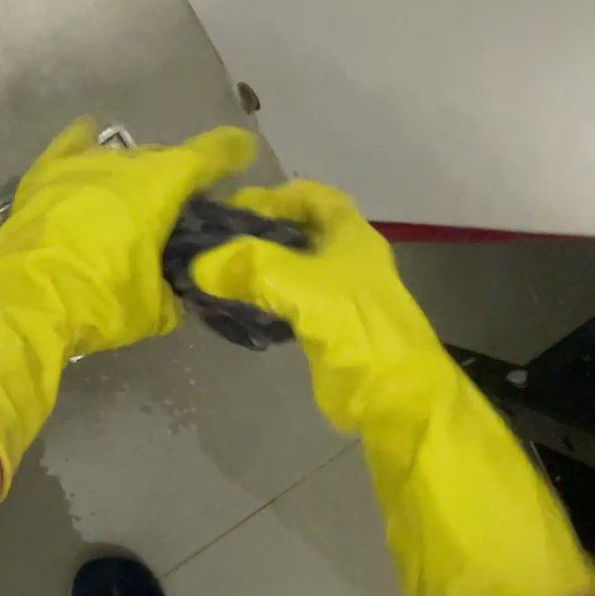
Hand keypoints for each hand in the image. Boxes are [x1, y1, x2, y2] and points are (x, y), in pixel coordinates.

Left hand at [0, 118, 257, 497]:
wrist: (24, 304)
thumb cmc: (98, 303)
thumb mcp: (151, 310)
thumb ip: (172, 295)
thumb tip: (174, 295)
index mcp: (158, 187)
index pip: (206, 156)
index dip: (230, 153)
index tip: (244, 154)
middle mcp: (121, 163)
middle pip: (160, 158)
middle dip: (176, 178)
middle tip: (180, 208)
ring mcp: (77, 167)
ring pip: (117, 157)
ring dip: (132, 174)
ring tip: (135, 198)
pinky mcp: (42, 179)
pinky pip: (67, 149)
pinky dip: (80, 143)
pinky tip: (87, 133)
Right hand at [193, 180, 594, 595]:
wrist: (396, 398)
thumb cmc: (359, 331)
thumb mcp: (303, 287)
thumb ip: (250, 268)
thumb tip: (198, 266)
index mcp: (351, 237)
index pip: (312, 197)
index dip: (273, 197)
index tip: (231, 211)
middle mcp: (345, 261)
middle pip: (295, 233)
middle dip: (254, 234)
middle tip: (208, 244)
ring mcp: (337, 298)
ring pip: (288, 269)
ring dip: (253, 269)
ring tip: (210, 275)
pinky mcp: (325, 332)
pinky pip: (284, 303)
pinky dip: (258, 299)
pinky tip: (232, 309)